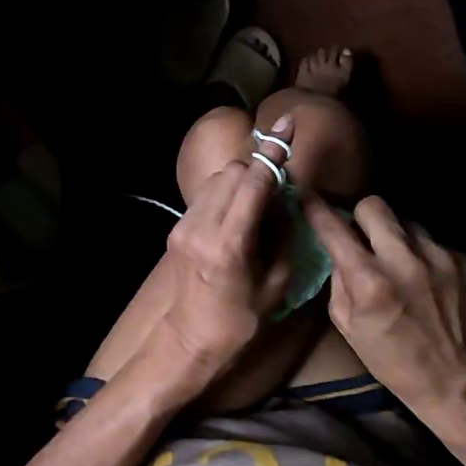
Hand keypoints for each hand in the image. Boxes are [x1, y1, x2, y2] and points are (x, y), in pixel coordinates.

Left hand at [158, 115, 295, 372]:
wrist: (189, 340)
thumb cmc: (240, 321)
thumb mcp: (277, 283)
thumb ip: (283, 232)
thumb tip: (286, 195)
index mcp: (229, 244)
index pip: (253, 182)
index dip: (273, 152)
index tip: (288, 126)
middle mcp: (200, 227)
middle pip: (232, 171)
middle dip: (258, 170)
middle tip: (277, 191)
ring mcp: (183, 226)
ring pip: (216, 179)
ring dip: (240, 180)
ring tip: (257, 205)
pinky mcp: (177, 228)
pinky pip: (205, 195)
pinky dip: (225, 193)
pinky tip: (237, 215)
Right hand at [300, 193, 465, 441]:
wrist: (455, 379)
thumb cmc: (389, 357)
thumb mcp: (346, 323)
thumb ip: (338, 278)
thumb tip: (335, 245)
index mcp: (370, 282)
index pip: (335, 228)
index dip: (315, 208)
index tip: (306, 195)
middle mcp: (405, 261)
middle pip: (374, 205)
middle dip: (360, 216)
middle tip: (360, 236)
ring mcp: (440, 258)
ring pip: (405, 220)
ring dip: (393, 236)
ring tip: (396, 262)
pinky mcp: (463, 261)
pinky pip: (430, 240)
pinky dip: (420, 253)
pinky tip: (422, 278)